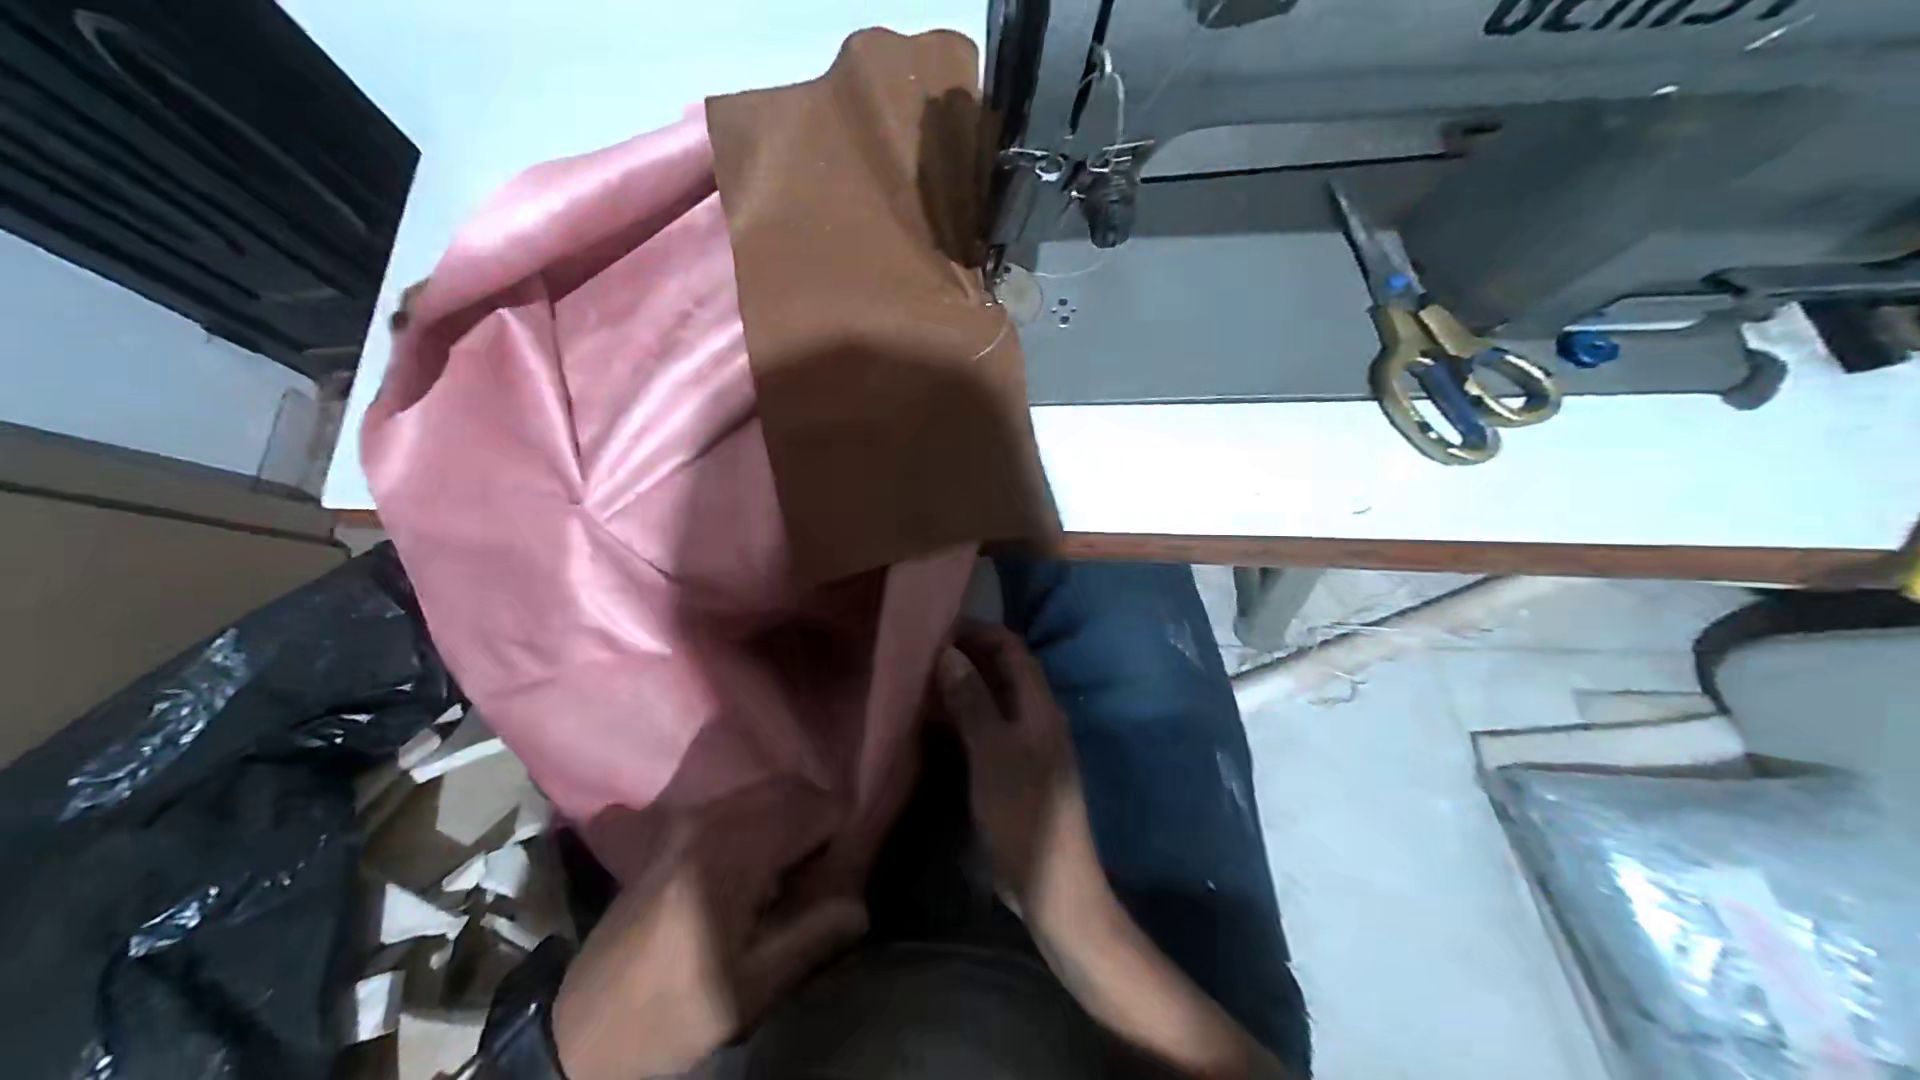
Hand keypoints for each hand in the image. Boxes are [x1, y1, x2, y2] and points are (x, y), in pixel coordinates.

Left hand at [551, 789, 866, 1079]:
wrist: (586, 1025)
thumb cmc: (672, 1010)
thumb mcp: (748, 993)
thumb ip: (811, 940)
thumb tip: (861, 903)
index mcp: (729, 856)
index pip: (816, 809)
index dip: (839, 838)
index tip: (835, 881)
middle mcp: (709, 821)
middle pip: (792, 789)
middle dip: (820, 821)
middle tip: (820, 876)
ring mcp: (687, 820)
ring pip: (766, 789)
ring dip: (793, 818)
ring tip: (789, 874)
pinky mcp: (674, 829)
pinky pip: (739, 801)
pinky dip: (766, 817)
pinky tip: (758, 866)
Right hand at [935, 620, 1106, 927]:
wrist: (1050, 884)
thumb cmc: (1023, 812)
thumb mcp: (993, 753)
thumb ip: (973, 702)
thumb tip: (950, 653)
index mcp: (1039, 707)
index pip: (1013, 650)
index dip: (980, 632)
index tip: (939, 625)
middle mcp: (1034, 719)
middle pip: (1002, 673)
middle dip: (966, 657)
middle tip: (920, 651)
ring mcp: (1023, 746)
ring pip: (990, 702)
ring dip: (960, 688)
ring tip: (917, 680)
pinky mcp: (1010, 772)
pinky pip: (983, 731)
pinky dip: (959, 719)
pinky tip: (929, 724)